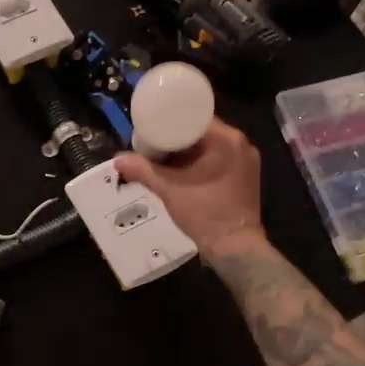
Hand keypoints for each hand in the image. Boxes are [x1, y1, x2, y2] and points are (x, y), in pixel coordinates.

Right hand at [114, 119, 265, 258]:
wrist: (234, 248)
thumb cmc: (204, 213)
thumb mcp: (169, 189)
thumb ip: (143, 171)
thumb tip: (118, 159)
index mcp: (227, 139)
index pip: (194, 118)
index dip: (171, 122)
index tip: (152, 129)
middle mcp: (241, 144)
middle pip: (202, 133)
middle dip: (177, 140)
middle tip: (153, 146)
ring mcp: (246, 162)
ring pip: (210, 148)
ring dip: (188, 153)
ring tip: (163, 159)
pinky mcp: (245, 177)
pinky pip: (219, 161)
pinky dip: (200, 164)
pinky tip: (182, 174)